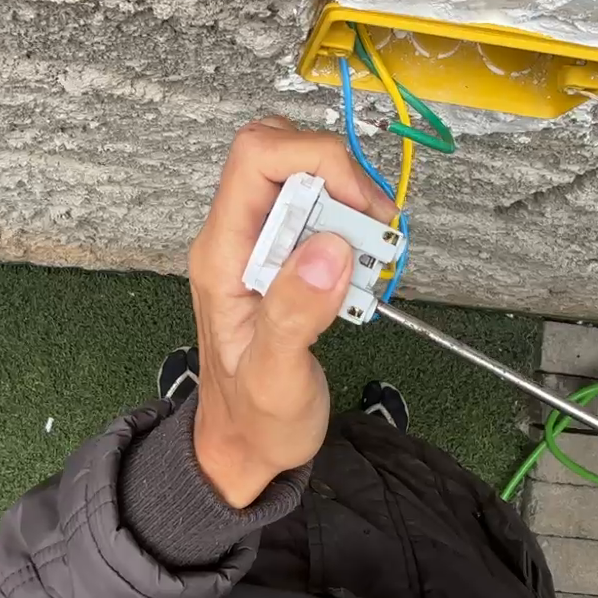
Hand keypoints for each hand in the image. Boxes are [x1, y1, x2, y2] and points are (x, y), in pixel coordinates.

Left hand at [184, 118, 397, 506]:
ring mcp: (257, 244)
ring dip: (349, 199)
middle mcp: (235, 237)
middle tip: (373, 224)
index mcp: (222, 254)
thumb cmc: (253, 419)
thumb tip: (330, 247)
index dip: (315, 159)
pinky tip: (365, 261)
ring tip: (375, 249)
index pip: (256, 158)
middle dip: (337, 173)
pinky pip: (316, 210)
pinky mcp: (281, 256)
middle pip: (278, 152)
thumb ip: (295, 313)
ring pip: (300, 175)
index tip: (360, 205)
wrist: (243, 445)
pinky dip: (351, 222)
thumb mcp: (274, 378)